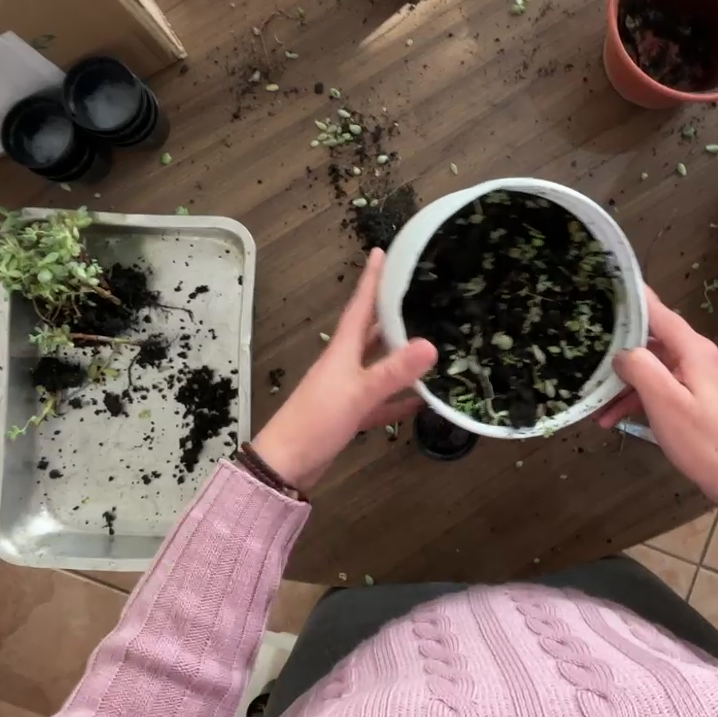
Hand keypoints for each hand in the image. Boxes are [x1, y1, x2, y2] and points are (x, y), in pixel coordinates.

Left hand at [253, 249, 436, 491]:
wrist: (286, 465)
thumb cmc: (317, 420)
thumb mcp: (358, 392)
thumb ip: (393, 372)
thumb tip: (432, 345)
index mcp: (343, 349)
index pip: (361, 306)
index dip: (372, 280)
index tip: (382, 252)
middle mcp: (345, 363)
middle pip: (373, 331)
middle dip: (394, 312)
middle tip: (421, 294)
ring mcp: (347, 389)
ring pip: (379, 365)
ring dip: (401, 356)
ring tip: (432, 341)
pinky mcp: (350, 414)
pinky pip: (381, 400)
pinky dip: (400, 398)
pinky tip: (423, 399)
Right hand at [597, 288, 717, 528]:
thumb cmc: (702, 440)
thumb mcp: (664, 402)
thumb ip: (640, 367)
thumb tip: (620, 352)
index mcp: (692, 348)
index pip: (656, 309)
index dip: (629, 297)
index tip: (600, 285)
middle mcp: (695, 354)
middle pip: (649, 337)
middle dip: (616, 345)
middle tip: (583, 345)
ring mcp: (694, 375)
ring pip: (649, 364)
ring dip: (622, 380)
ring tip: (593, 399)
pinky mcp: (692, 394)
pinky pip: (657, 385)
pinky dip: (635, 396)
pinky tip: (611, 417)